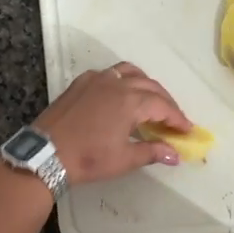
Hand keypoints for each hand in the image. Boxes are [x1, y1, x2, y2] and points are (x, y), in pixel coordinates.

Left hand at [34, 63, 192, 185]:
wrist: (46, 154)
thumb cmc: (88, 158)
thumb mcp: (124, 159)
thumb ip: (152, 152)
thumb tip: (175, 154)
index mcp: (131, 100)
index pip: (163, 106)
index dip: (177, 118)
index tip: (187, 130)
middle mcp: (116, 83)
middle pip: (149, 86)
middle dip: (165, 102)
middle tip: (172, 119)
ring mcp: (96, 80)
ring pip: (129, 73)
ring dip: (145, 84)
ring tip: (151, 100)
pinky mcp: (79, 83)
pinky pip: (108, 74)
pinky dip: (122, 81)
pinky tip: (120, 95)